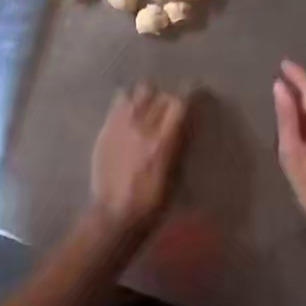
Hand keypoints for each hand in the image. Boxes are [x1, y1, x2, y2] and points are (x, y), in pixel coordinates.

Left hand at [89, 83, 189, 235]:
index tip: (198, 92)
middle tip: (174, 108)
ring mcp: (121, 124)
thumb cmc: (151, 204)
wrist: (114, 214)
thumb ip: (179, 145)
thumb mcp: (175, 178)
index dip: (191, 95)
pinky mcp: (107, 126)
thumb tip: (186, 122)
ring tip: (152, 107)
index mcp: (162, 142)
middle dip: (172, 98)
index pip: (180, 103)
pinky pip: (120, 99)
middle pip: (162, 94)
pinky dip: (131, 101)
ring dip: (150, 96)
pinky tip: (133, 112)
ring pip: (140, 91)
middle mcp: (142, 127)